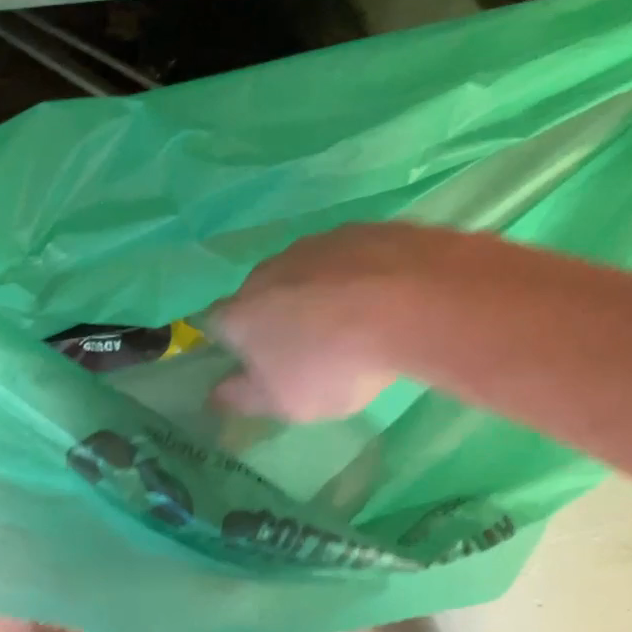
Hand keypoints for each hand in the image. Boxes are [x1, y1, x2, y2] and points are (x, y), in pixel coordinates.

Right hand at [211, 223, 458, 420]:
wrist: (415, 302)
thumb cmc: (335, 363)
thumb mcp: (285, 402)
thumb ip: (244, 398)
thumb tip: (217, 393)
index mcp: (239, 312)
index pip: (216, 324)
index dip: (233, 342)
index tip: (258, 362)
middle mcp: (265, 271)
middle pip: (261, 292)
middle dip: (279, 314)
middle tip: (312, 346)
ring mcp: (316, 244)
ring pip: (308, 271)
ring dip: (322, 292)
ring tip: (358, 323)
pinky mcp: (363, 229)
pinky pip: (353, 256)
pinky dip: (362, 275)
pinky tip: (390, 299)